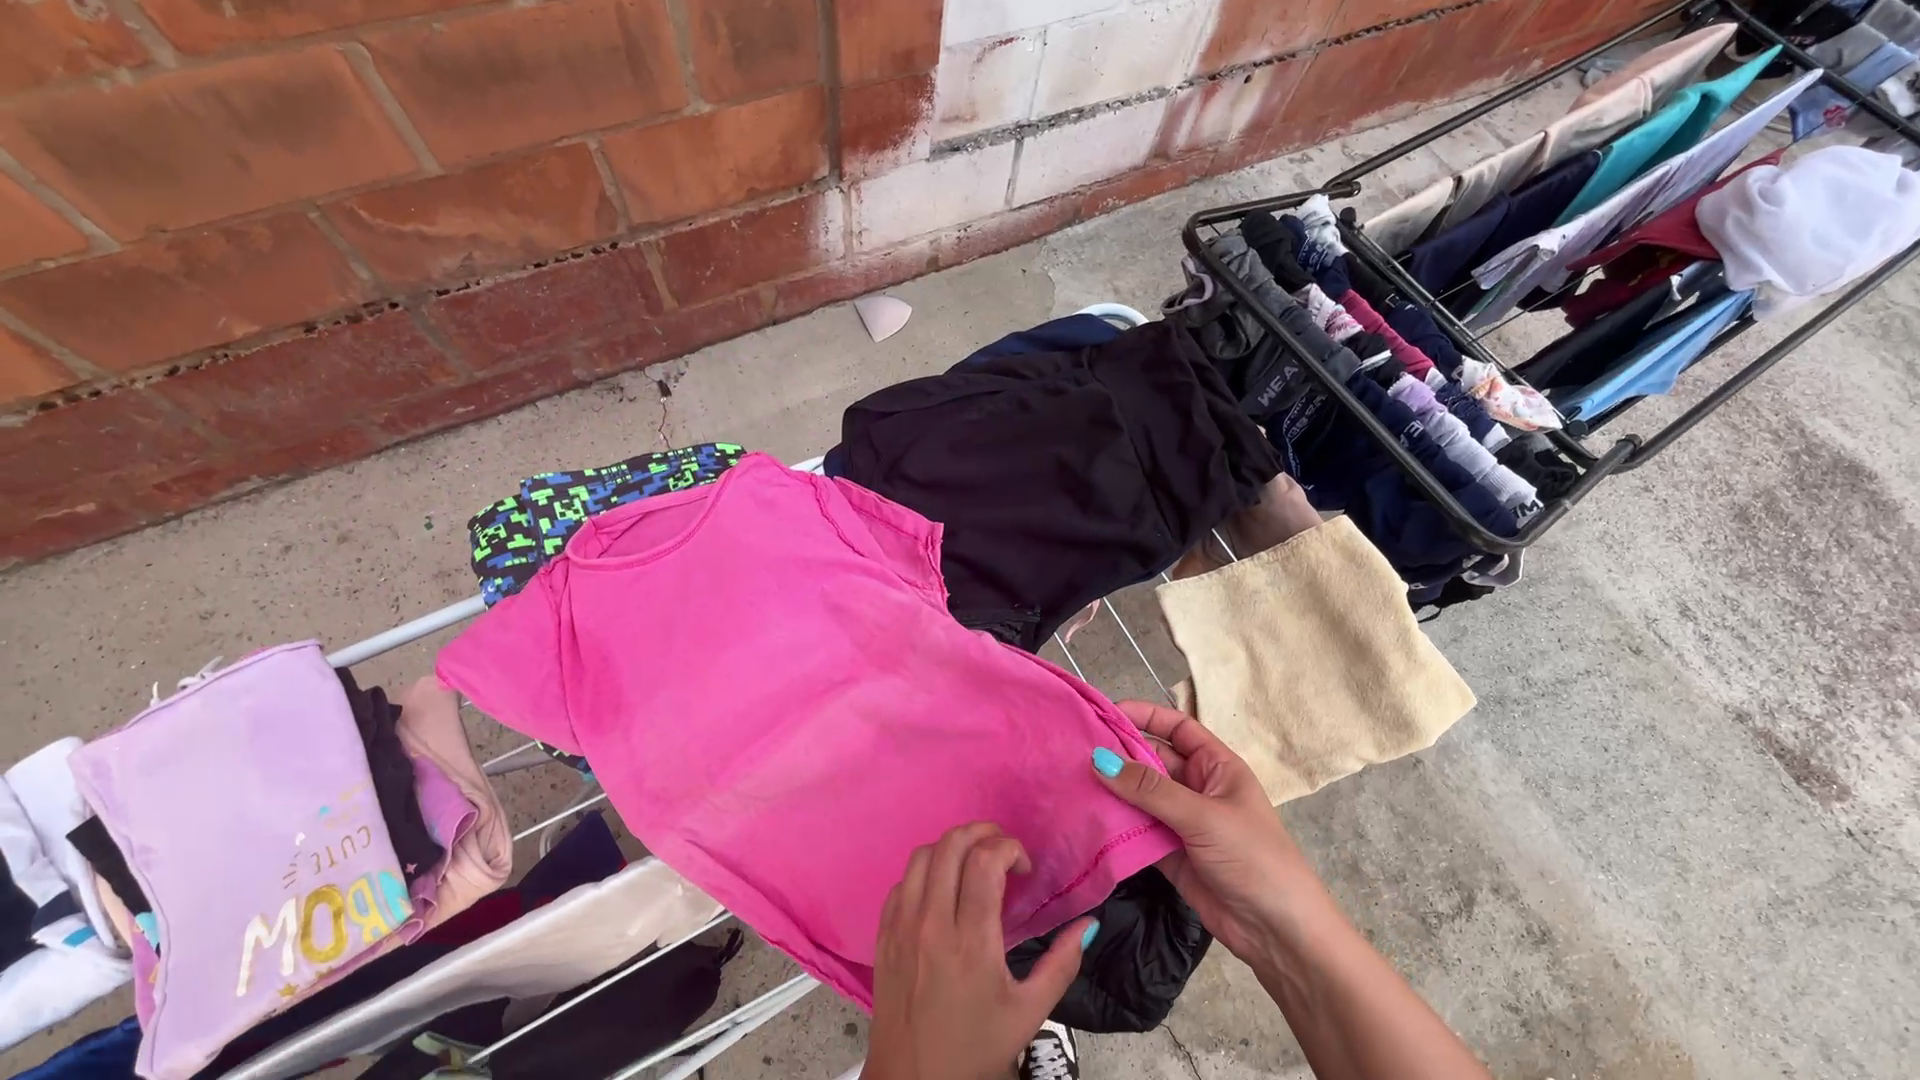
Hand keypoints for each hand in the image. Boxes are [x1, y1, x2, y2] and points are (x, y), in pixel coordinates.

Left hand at [863, 823, 1094, 1079]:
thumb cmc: (973, 1049)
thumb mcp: (1029, 1013)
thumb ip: (1062, 964)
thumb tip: (1088, 923)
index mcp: (971, 941)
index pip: (985, 861)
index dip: (1010, 848)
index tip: (1024, 868)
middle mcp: (931, 923)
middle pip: (951, 844)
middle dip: (983, 833)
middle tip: (1003, 851)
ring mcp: (901, 925)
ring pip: (921, 854)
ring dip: (952, 847)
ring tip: (974, 863)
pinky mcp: (883, 933)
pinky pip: (901, 880)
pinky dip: (925, 870)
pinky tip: (943, 889)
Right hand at [1092, 700, 1330, 963]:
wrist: (1277, 932)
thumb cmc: (1254, 858)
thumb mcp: (1203, 816)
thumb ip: (1150, 789)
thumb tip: (1100, 760)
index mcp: (1216, 766)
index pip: (1177, 727)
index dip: (1144, 717)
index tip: (1105, 713)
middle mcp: (1197, 788)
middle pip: (1152, 760)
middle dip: (1119, 754)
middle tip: (1075, 749)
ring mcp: (1181, 821)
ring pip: (1139, 796)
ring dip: (1112, 790)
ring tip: (1071, 779)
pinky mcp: (1168, 853)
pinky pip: (1135, 830)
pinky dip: (1114, 824)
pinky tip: (1086, 816)